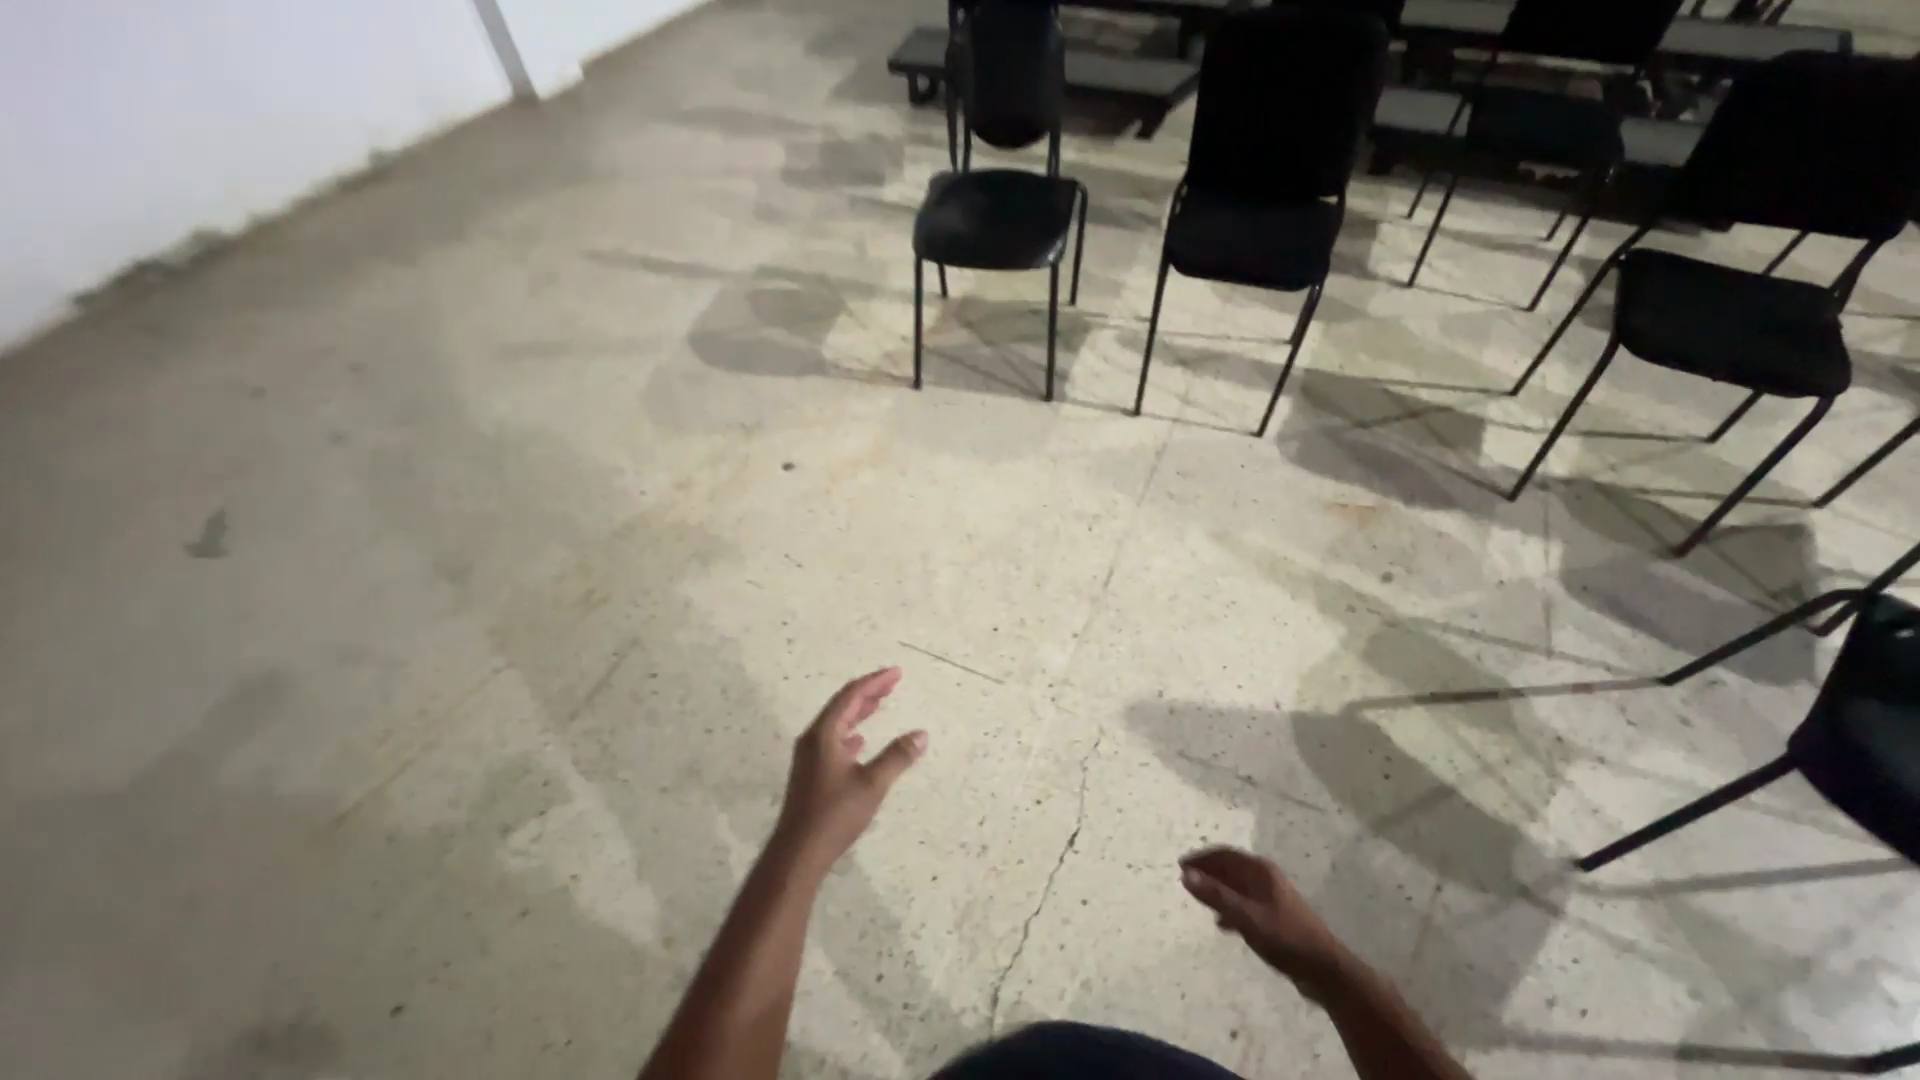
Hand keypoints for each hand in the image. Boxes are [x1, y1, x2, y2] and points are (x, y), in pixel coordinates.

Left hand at [772, 668, 926, 876]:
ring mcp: (809, 756)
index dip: (875, 682)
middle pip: (842, 705)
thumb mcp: (872, 784)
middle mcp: (813, 739)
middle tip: (892, 683)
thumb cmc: (834, 814)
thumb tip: (921, 734)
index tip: (897, 673)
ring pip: (837, 723)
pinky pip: (833, 740)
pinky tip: (860, 741)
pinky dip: (851, 732)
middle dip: (868, 692)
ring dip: (859, 711)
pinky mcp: (810, 773)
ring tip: (879, 704)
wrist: (798, 851)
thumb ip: (897, 757)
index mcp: (824, 734)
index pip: (851, 696)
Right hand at [1180, 847, 1351, 997]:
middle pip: (1231, 869)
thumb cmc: (1284, 937)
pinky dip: (1230, 908)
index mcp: (1261, 872)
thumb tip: (1186, 875)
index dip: (1202, 858)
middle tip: (1186, 881)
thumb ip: (1216, 896)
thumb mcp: (1246, 917)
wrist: (1323, 969)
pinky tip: (1223, 924)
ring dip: (1218, 890)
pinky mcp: (1275, 916)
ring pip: (1238, 887)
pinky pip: (1245, 904)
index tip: (1181, 865)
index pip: (1225, 854)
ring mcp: (1272, 897)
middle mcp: (1266, 879)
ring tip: (1199, 901)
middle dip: (1208, 873)